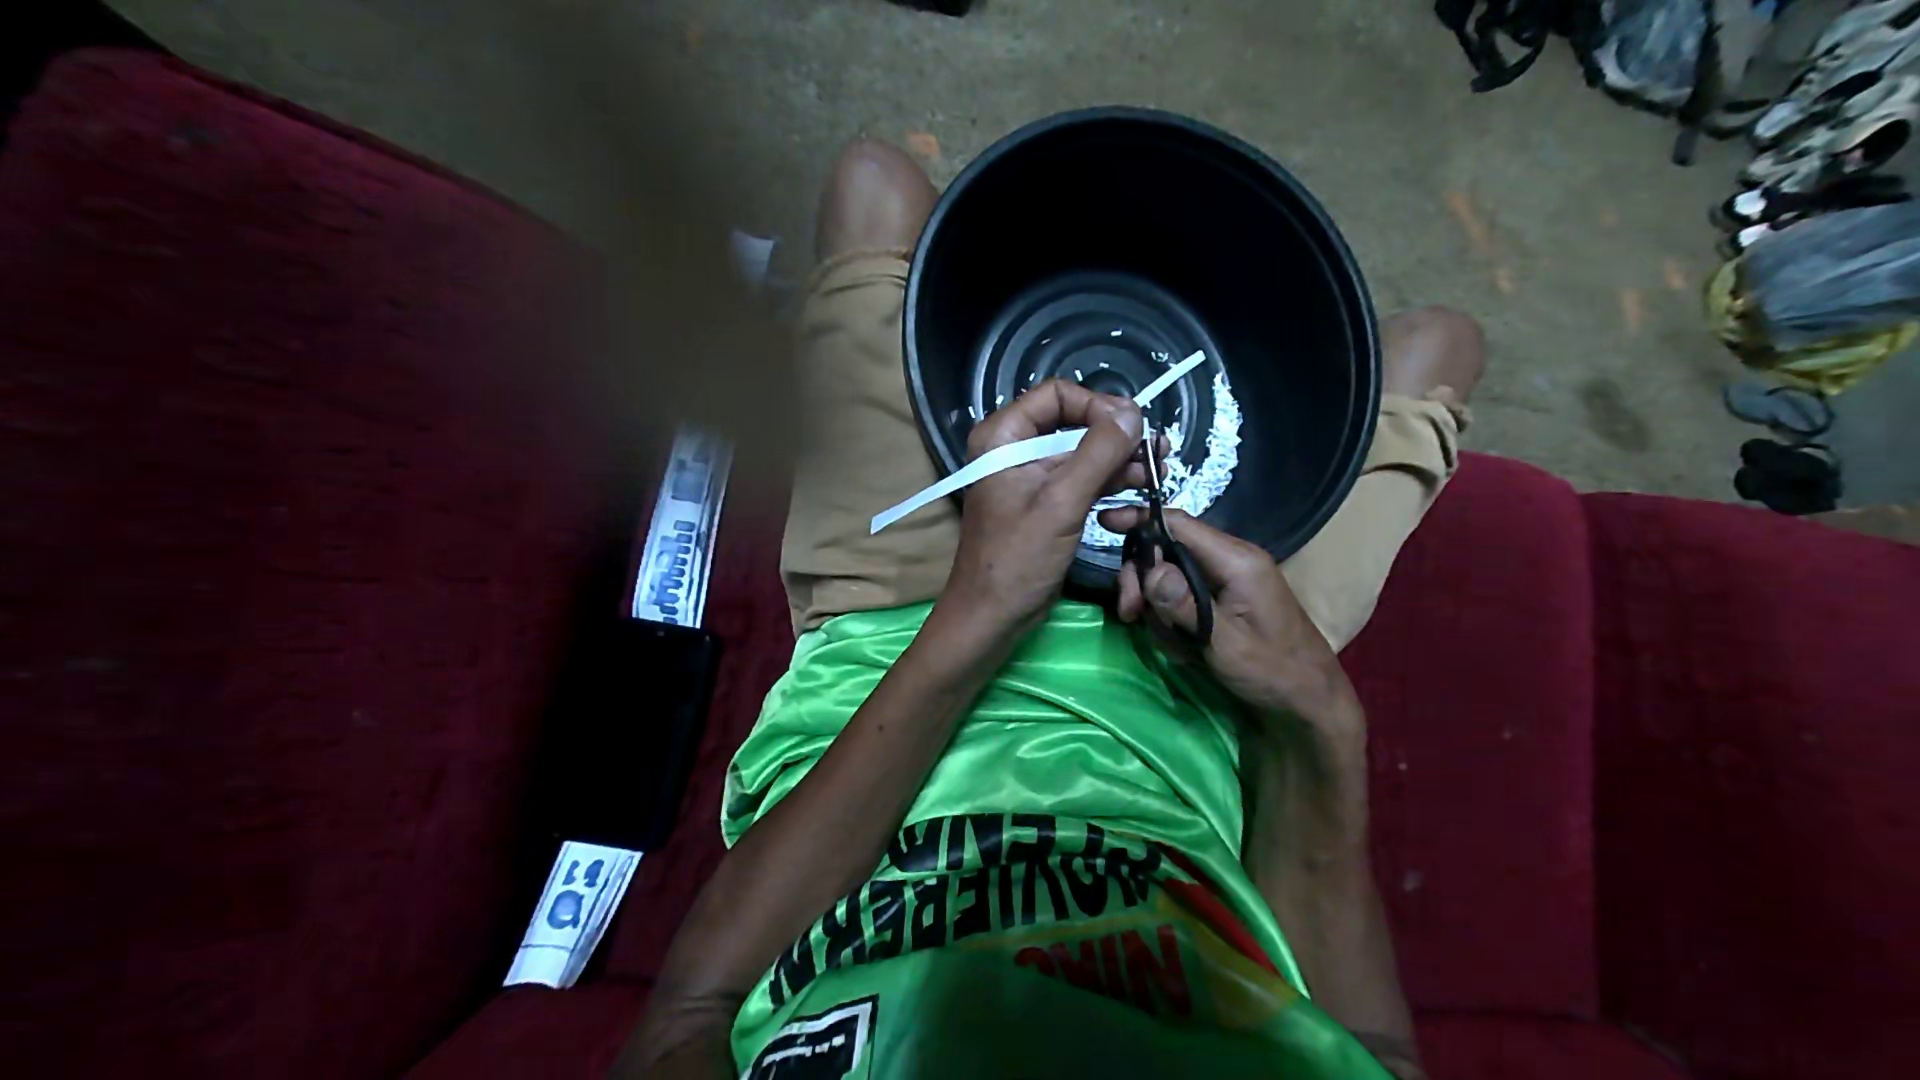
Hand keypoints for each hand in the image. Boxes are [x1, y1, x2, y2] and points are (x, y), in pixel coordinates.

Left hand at [943, 379, 1147, 631]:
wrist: (991, 616)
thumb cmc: (1017, 558)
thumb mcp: (1062, 501)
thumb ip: (1098, 452)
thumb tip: (1133, 412)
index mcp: (1003, 436)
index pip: (1057, 395)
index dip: (1098, 406)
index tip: (1132, 429)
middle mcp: (1014, 449)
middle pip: (1074, 422)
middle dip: (1117, 436)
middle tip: (1159, 452)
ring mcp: (1030, 478)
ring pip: (1082, 453)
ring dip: (1120, 461)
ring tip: (1157, 473)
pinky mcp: (1045, 504)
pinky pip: (1081, 480)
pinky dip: (1109, 483)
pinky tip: (1137, 491)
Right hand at [1097, 505, 1361, 737]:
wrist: (1308, 703)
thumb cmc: (1274, 672)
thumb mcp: (1227, 644)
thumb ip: (1186, 605)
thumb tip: (1150, 570)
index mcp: (1237, 560)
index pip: (1178, 523)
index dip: (1139, 520)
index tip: (1103, 523)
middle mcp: (1230, 561)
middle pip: (1166, 550)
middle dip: (1142, 580)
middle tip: (1130, 614)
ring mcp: (1225, 581)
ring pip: (1167, 576)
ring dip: (1156, 607)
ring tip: (1170, 643)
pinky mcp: (1220, 600)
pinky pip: (1179, 597)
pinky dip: (1171, 620)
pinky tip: (1182, 646)